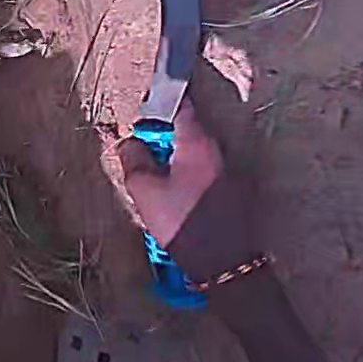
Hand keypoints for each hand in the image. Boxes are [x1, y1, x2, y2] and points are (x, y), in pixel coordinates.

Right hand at [117, 103, 258, 283]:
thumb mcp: (144, 189)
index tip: (146, 100)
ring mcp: (228, 170)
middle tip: (140, 149)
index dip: (161, 100)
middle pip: (187, 129)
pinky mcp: (231, 189)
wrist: (222, 262)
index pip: (181, 107)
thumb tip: (130, 142)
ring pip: (193, 150)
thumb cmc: (181, 221)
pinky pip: (202, 168)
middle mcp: (218, 151)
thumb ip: (134, 158)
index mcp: (197, 144)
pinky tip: (171, 192)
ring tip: (153, 175)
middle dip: (162, 134)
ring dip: (172, 155)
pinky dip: (184, 170)